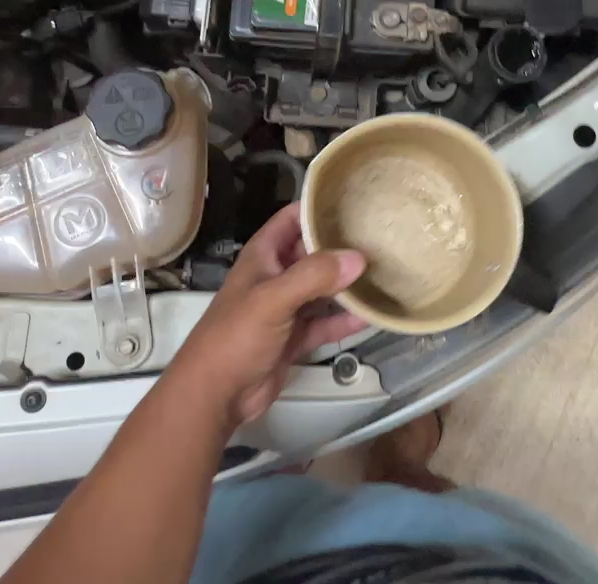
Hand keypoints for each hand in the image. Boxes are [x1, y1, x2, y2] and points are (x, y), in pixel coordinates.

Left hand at [166, 203, 367, 430]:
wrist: (215, 395)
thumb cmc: (236, 336)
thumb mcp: (273, 298)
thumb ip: (314, 276)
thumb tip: (358, 258)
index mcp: (263, 256)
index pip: (291, 219)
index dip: (317, 208)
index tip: (354, 202)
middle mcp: (275, 276)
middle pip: (312, 253)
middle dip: (340, 246)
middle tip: (379, 237)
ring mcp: (285, 309)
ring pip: (321, 289)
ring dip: (346, 284)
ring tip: (383, 272)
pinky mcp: (293, 338)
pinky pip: (323, 322)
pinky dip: (343, 320)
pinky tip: (370, 316)